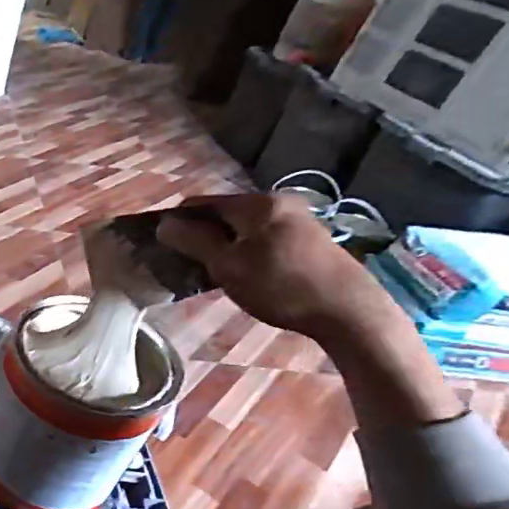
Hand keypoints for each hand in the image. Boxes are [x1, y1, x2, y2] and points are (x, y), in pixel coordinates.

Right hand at [157, 193, 404, 343]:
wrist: (345, 308)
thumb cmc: (279, 286)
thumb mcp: (228, 266)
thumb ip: (195, 242)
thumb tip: (165, 224)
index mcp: (255, 203)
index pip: (201, 203)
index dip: (178, 222)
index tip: (163, 248)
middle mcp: (276, 201)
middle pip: (224, 214)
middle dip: (201, 236)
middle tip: (187, 266)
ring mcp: (296, 218)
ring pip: (243, 227)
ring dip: (224, 246)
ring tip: (213, 274)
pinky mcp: (307, 238)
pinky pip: (262, 237)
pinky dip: (245, 251)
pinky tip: (244, 275)